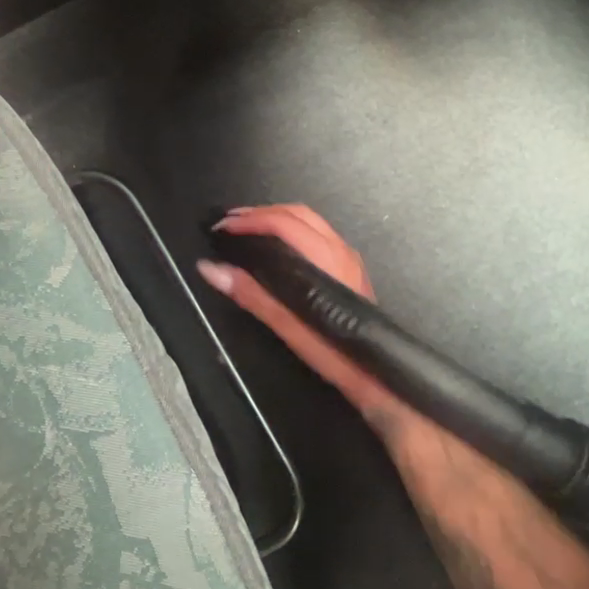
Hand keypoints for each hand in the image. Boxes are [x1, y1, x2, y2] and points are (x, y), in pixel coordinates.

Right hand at [197, 205, 410, 423]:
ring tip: (248, 227)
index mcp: (326, 258)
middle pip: (297, 213)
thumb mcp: (287, 325)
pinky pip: (317, 233)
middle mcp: (340, 249)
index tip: (222, 227)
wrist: (378, 375)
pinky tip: (276, 245)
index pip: (283, 223)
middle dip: (261, 212)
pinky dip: (291, 228)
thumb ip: (250, 294)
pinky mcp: (350, 268)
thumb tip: (210, 269)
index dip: (250, 220)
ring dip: (276, 218)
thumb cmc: (333, 351)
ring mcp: (348, 257)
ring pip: (309, 221)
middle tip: (230, 222)